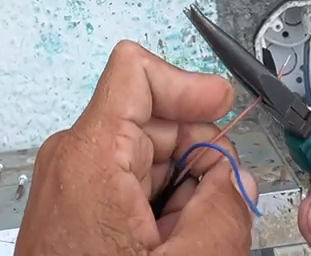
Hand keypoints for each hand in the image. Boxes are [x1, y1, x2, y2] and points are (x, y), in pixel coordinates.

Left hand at [18, 41, 255, 255]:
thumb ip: (222, 211)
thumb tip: (237, 177)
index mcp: (91, 156)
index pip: (136, 71)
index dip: (187, 83)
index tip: (222, 105)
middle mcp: (75, 157)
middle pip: (154, 116)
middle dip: (199, 153)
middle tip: (224, 203)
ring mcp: (74, 181)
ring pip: (151, 153)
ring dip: (185, 187)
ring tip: (191, 238)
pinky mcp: (78, 205)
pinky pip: (134, 183)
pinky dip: (164, 207)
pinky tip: (172, 245)